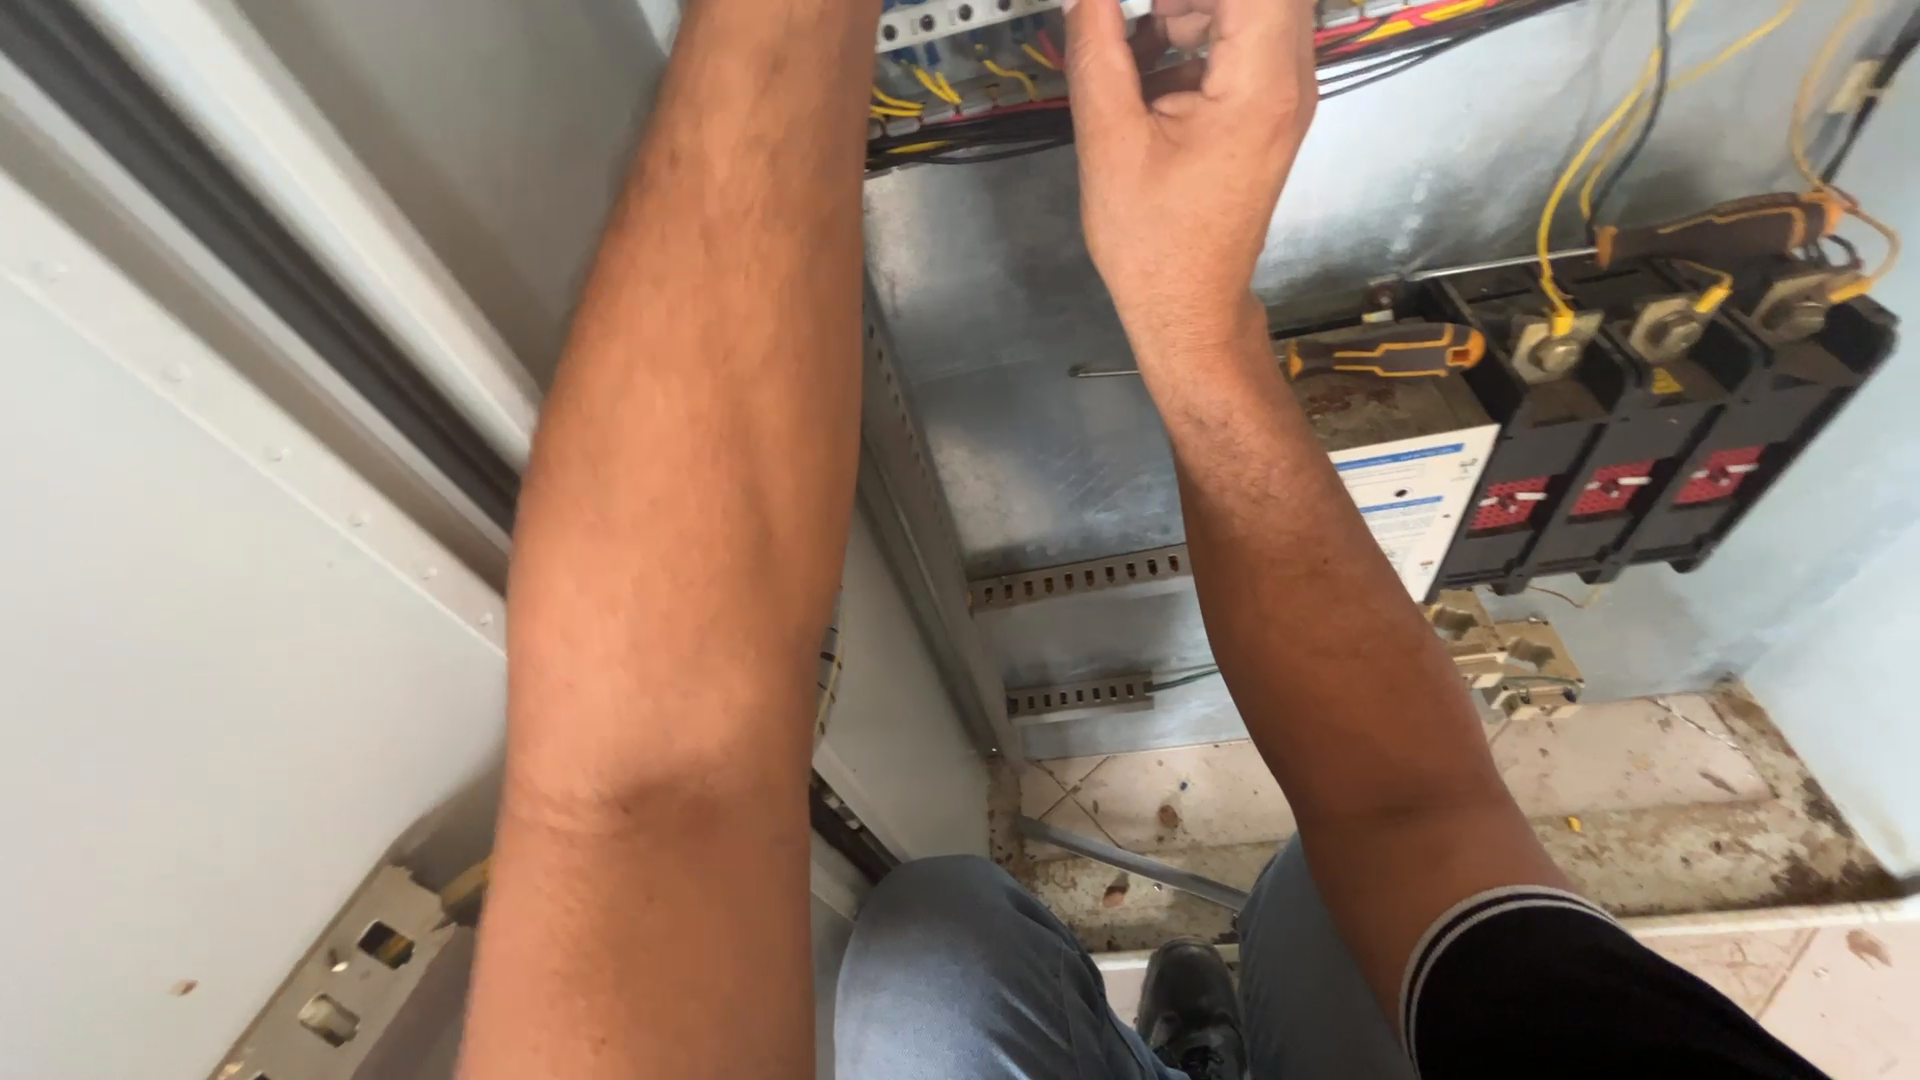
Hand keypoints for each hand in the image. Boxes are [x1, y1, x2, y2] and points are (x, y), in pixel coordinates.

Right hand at [1066, 0, 1316, 359]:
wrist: (1186, 308)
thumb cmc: (1150, 244)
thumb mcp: (1109, 146)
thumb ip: (1097, 53)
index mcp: (1261, 83)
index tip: (1132, 3)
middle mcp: (1292, 78)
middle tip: (1131, 19)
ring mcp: (1286, 96)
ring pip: (1252, 7)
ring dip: (1190, 7)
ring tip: (1134, 50)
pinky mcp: (1269, 113)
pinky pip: (1245, 43)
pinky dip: (1199, 39)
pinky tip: (1151, 82)